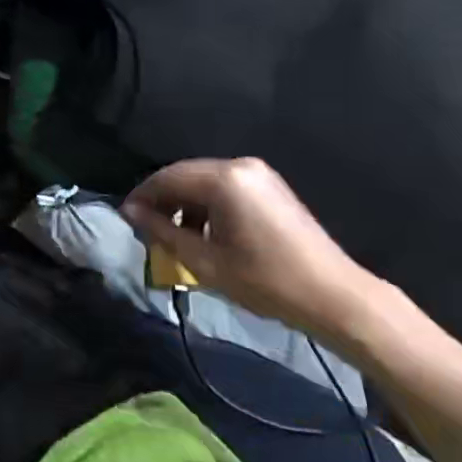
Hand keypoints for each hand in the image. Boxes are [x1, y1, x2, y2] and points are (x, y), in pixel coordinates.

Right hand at [121, 158, 383, 338]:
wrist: (335, 297)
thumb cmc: (266, 282)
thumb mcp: (206, 262)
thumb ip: (163, 232)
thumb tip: (131, 213)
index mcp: (223, 179)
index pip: (167, 177)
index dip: (143, 196)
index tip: (126, 217)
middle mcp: (239, 165)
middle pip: (185, 174)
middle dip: (162, 198)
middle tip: (145, 226)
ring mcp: (257, 172)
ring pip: (204, 180)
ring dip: (184, 202)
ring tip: (173, 233)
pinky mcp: (269, 184)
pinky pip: (224, 185)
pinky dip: (206, 203)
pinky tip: (204, 230)